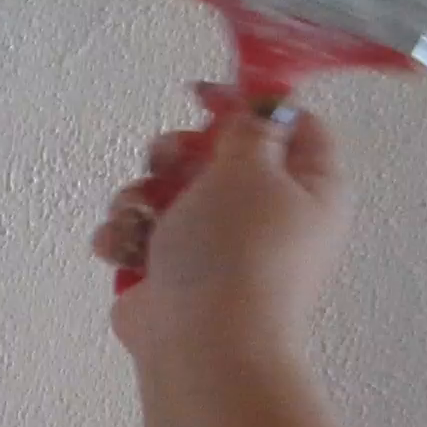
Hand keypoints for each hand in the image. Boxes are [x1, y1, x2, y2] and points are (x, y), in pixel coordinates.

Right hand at [94, 96, 349, 360]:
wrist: (199, 333)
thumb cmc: (234, 250)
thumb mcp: (247, 175)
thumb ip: (247, 132)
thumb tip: (260, 105)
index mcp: (304, 186)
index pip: (287, 125)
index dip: (245, 103)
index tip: (198, 93)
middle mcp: (259, 211)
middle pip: (207, 158)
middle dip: (170, 159)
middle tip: (161, 167)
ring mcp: (208, 242)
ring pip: (157, 195)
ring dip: (134, 202)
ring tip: (137, 224)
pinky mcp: (164, 266)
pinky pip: (133, 234)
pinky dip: (122, 239)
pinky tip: (124, 253)